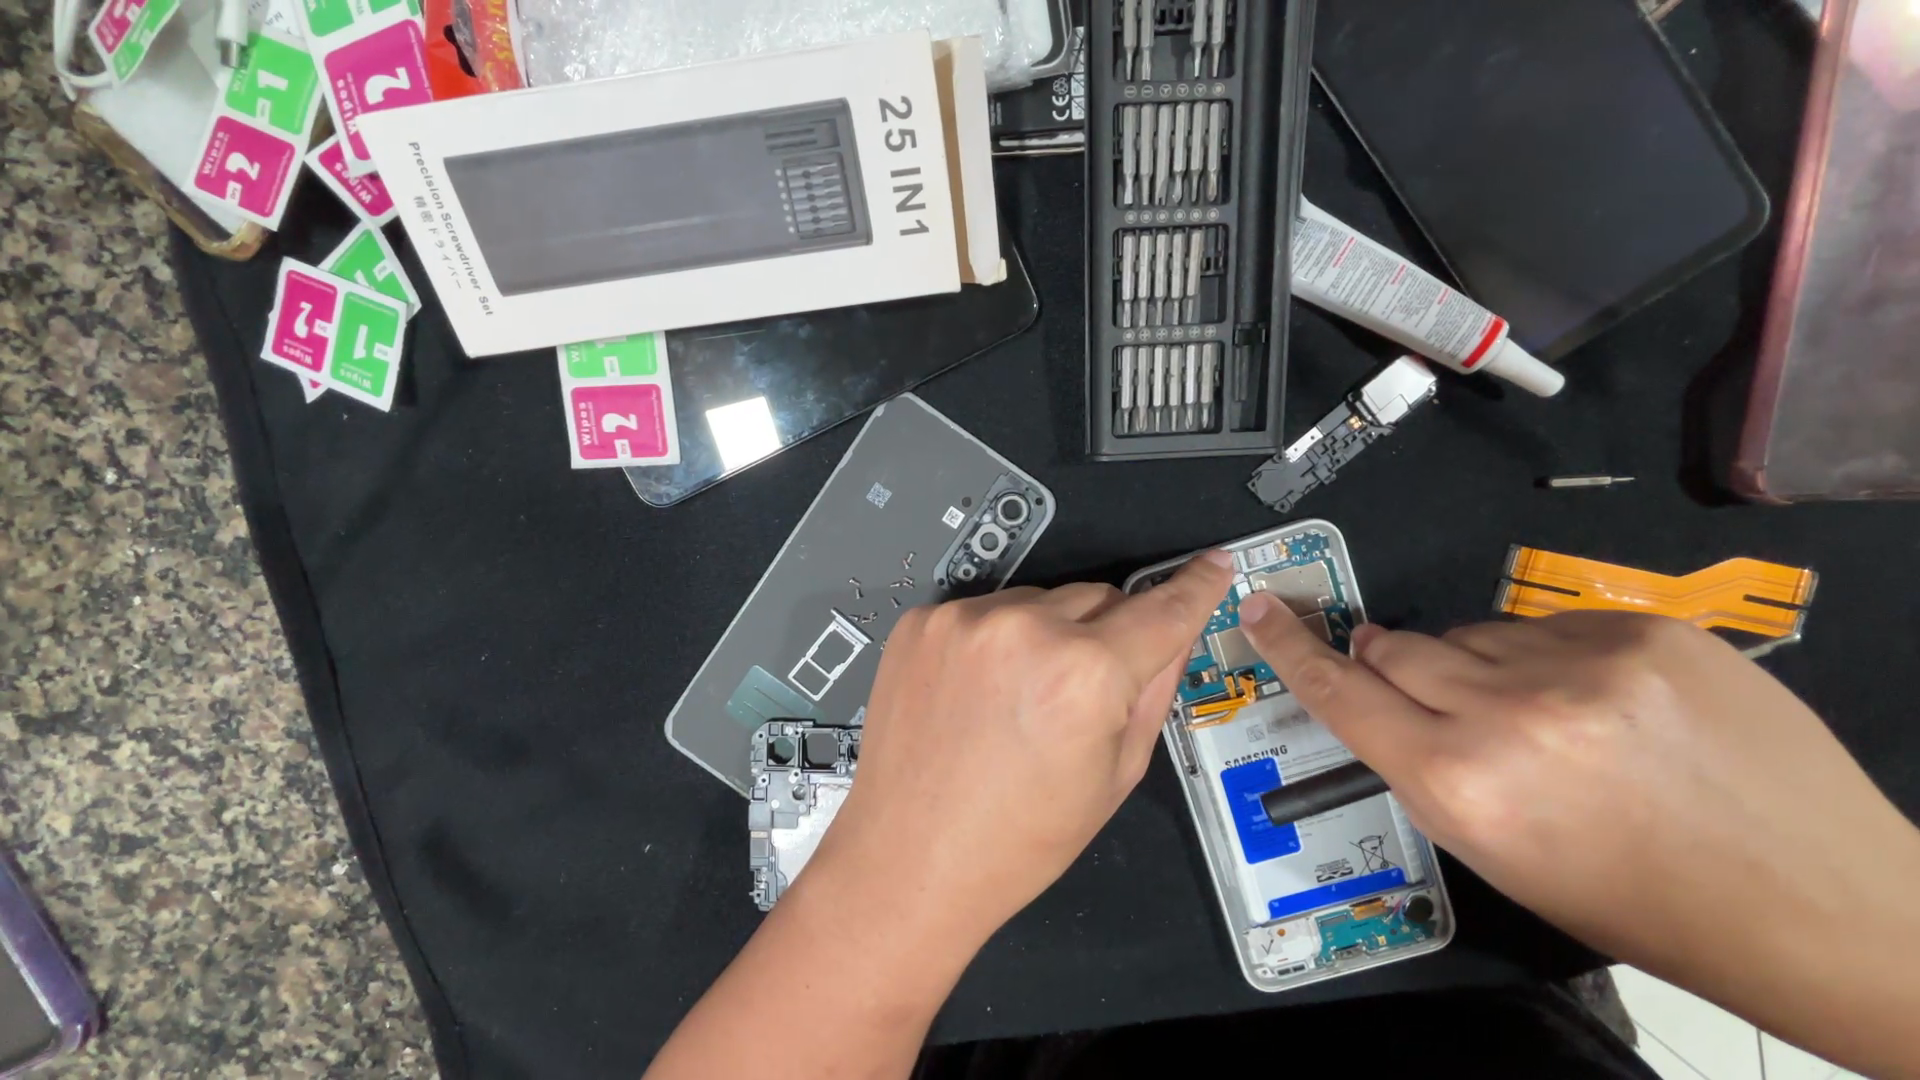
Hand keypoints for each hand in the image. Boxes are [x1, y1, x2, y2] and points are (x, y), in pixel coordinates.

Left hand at [801, 552, 1234, 946]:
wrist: (909, 859)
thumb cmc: (1015, 839)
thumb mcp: (1113, 775)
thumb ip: (1152, 692)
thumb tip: (1172, 637)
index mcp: (1084, 675)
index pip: (1162, 610)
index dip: (1194, 588)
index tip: (1211, 566)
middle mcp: (1023, 630)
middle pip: (1098, 597)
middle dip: (1105, 635)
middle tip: (1084, 691)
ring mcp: (964, 620)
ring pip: (1039, 601)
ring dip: (1046, 635)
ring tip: (1020, 700)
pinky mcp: (922, 622)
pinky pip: (984, 611)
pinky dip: (994, 640)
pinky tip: (980, 692)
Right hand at [1236, 597, 1919, 1077]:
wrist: (1820, 903)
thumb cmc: (1635, 897)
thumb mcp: (1494, 852)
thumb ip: (1420, 763)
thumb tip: (1380, 691)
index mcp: (1462, 785)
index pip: (1342, 695)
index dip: (1292, 651)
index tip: (1260, 611)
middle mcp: (1508, 714)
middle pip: (1394, 647)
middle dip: (1395, 666)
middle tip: (1437, 701)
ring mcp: (1581, 663)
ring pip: (1468, 633)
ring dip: (1478, 666)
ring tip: (1544, 717)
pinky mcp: (1643, 630)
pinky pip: (1545, 623)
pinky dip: (1548, 656)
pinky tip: (1599, 702)